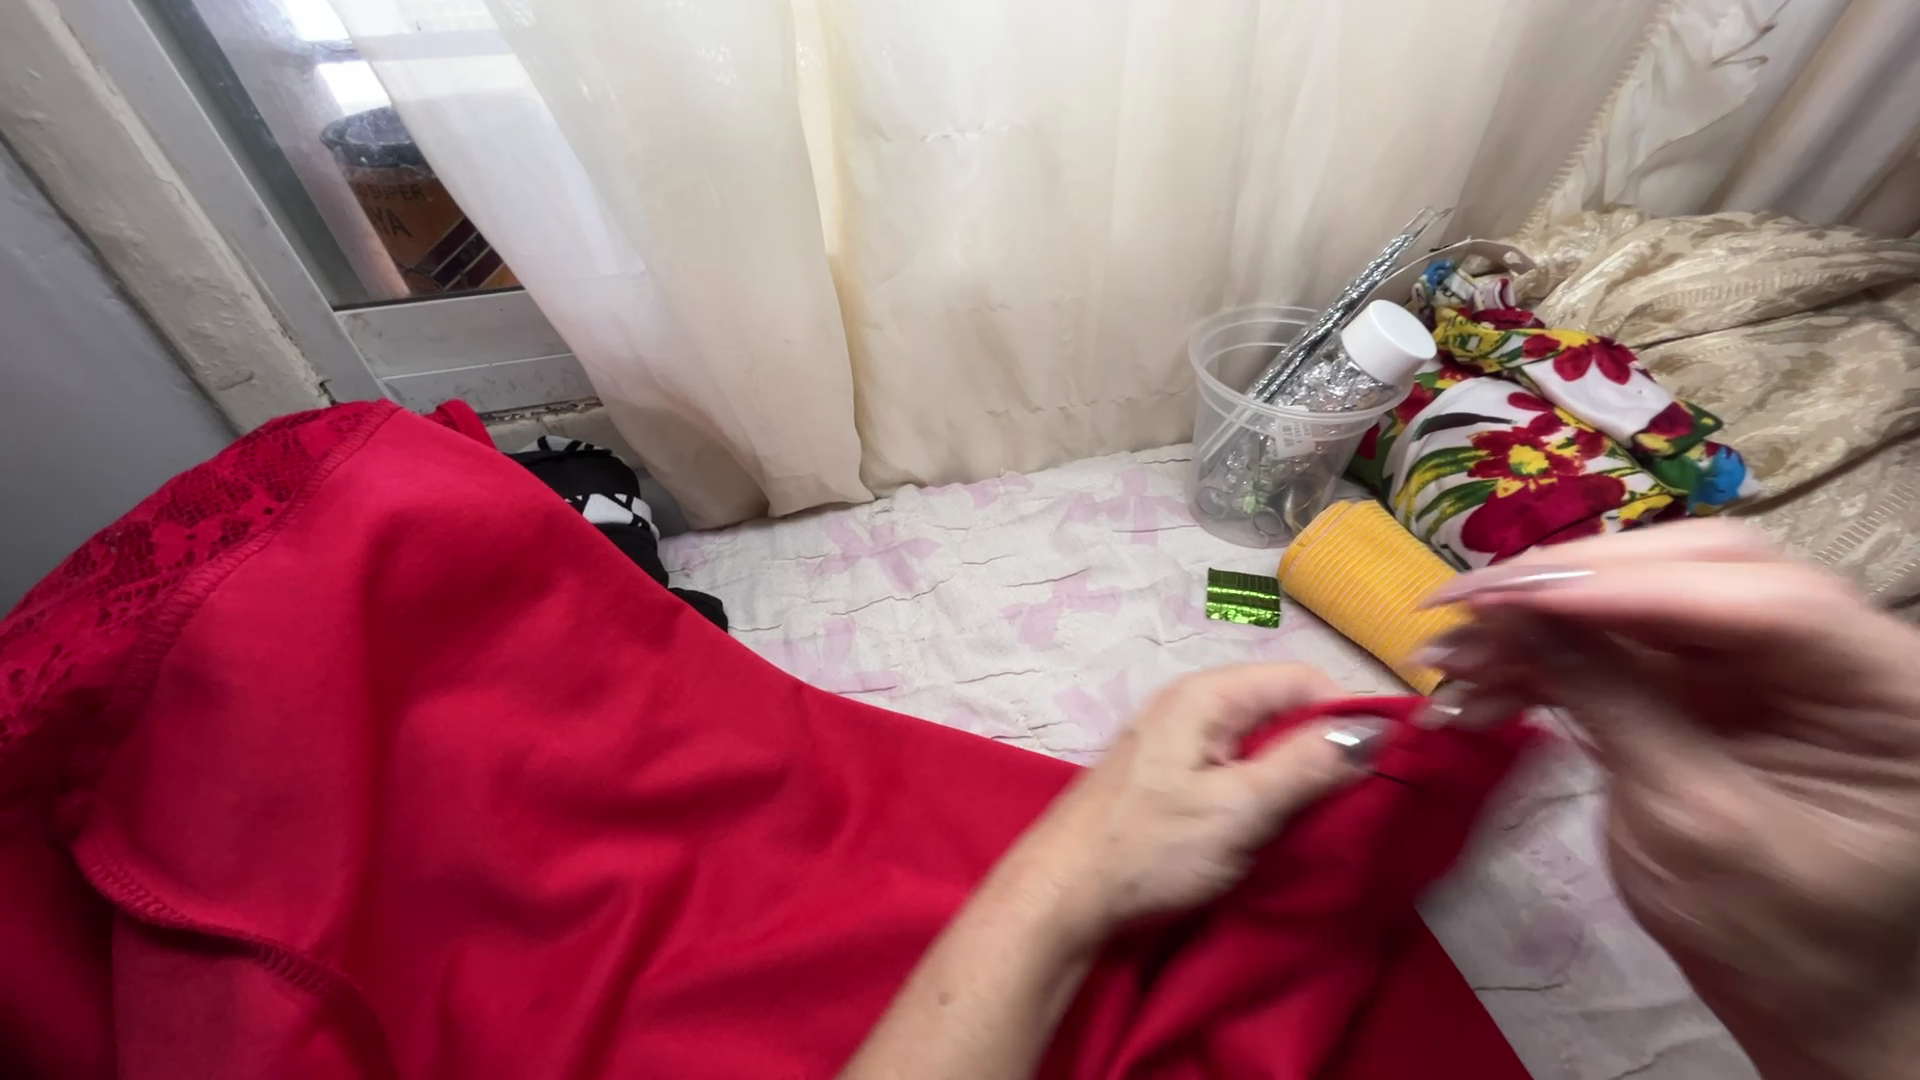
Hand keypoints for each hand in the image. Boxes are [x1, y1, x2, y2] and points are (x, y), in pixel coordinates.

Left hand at [838, 663, 1381, 1079]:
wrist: (1066, 889)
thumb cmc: (1150, 846)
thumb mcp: (1238, 809)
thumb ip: (1304, 766)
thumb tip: (1371, 732)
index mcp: (1205, 695)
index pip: (1299, 679)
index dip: (1349, 713)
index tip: (1392, 760)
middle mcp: (1191, 701)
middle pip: (1280, 704)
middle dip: (1325, 742)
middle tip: (1362, 795)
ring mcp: (1178, 734)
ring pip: (1261, 734)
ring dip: (1297, 766)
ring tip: (1327, 811)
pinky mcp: (1172, 767)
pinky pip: (1236, 758)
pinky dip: (1266, 781)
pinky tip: (1279, 815)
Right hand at [1420, 521, 1919, 1079]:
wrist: (1787, 990)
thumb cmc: (1770, 933)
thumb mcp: (1687, 818)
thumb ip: (1610, 701)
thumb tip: (1510, 612)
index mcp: (1887, 694)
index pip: (1759, 601)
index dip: (1626, 587)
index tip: (1505, 597)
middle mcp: (1824, 656)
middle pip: (1687, 569)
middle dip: (1563, 582)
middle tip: (1462, 604)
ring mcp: (1750, 666)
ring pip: (1625, 600)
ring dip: (1525, 627)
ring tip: (1441, 660)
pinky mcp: (1690, 684)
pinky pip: (1597, 647)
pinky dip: (1526, 663)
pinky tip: (1467, 690)